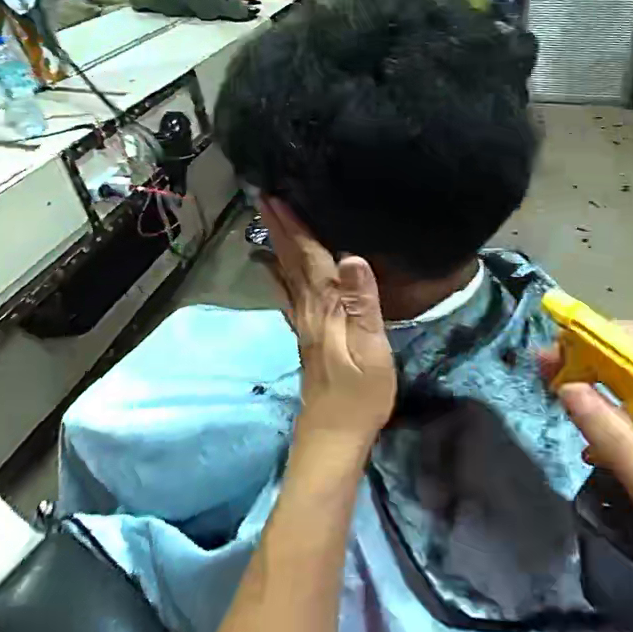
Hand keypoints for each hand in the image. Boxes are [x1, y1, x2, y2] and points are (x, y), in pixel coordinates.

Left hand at [260, 196, 395, 451]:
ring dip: (276, 244)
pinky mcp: (306, 335)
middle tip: (262, 195)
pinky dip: (277, 274)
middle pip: (290, 261)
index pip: (309, 258)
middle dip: (278, 227)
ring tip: (266, 219)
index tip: (278, 197)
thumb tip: (351, 257)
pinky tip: (270, 266)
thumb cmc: (360, 394)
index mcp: (325, 308)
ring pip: (286, 274)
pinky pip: (288, 293)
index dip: (295, 227)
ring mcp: (304, 323)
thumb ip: (361, 304)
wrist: (334, 436)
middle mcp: (309, 310)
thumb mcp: (371, 350)